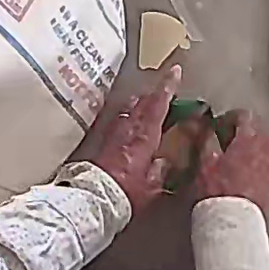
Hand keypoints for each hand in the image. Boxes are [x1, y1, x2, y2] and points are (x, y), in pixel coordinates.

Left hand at [91, 65, 181, 214]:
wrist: (94, 198)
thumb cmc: (126, 192)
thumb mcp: (151, 186)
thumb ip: (160, 171)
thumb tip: (164, 162)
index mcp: (144, 136)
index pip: (158, 105)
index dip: (167, 87)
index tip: (174, 71)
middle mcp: (128, 129)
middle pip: (143, 102)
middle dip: (155, 93)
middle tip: (165, 89)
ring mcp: (113, 133)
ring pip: (129, 108)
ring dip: (140, 103)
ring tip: (147, 102)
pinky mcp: (102, 141)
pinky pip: (118, 120)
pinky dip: (127, 115)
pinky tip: (128, 120)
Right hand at [194, 110, 268, 215]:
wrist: (236, 225)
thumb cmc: (218, 190)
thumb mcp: (205, 162)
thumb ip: (208, 139)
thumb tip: (208, 125)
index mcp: (249, 140)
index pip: (244, 116)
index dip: (228, 117)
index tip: (216, 126)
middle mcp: (266, 150)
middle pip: (257, 129)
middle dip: (241, 131)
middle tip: (223, 140)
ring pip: (263, 147)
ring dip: (248, 148)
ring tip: (231, 159)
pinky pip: (265, 164)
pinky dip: (254, 163)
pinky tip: (240, 176)